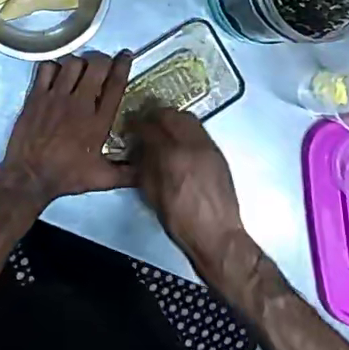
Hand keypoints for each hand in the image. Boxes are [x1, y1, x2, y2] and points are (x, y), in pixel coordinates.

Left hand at [0, 52, 131, 206]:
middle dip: (102, 60)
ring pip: (72, 63)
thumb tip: (147, 171)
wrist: (29, 177)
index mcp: (99, 121)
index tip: (125, 55)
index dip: (123, 65)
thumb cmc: (66, 176)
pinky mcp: (36, 96)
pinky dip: (54, 66)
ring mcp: (56, 97)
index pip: (116, 84)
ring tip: (80, 70)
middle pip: (96, 66)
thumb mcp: (102, 179)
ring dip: (80, 63)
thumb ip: (127, 174)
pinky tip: (56, 75)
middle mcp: (80, 104)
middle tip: (102, 65)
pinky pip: (47, 68)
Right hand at [130, 111, 257, 284]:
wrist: (217, 234)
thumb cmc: (181, 221)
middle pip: (170, 115)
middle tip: (145, 121)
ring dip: (172, 118)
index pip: (149, 128)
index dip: (136, 124)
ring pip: (187, 118)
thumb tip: (139, 149)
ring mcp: (207, 146)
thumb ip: (145, 166)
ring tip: (162, 127)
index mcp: (171, 157)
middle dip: (154, 115)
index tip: (131, 126)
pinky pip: (199, 129)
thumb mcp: (153, 194)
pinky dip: (186, 127)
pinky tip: (179, 138)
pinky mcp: (218, 152)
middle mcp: (191, 145)